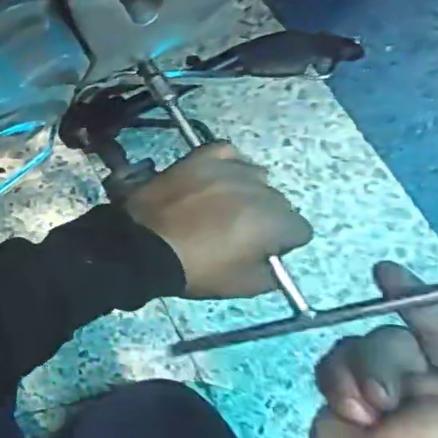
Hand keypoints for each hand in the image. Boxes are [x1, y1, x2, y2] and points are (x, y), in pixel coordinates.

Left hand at [124, 143, 312, 297]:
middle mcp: (259, 190)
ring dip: (244, 190)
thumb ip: (272, 271)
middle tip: (230, 231)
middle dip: (261, 217)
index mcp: (276, 221)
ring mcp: (226, 170)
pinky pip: (224, 152)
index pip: (298, 230)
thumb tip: (271, 256)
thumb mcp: (245, 285)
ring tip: (217, 206)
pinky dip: (226, 163)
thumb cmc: (193, 268)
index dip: (278, 244)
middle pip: (276, 202)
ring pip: (254, 176)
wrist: (140, 246)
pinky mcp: (197, 159)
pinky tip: (214, 178)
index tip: (254, 250)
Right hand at [311, 262, 437, 437]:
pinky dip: (333, 382)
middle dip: (383, 364)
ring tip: (362, 413)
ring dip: (354, 377)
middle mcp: (427, 384)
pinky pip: (330, 363)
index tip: (385, 271)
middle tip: (384, 400)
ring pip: (356, 348)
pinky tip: (345, 410)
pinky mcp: (342, 393)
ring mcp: (381, 389)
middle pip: (391, 339)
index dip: (419, 301)